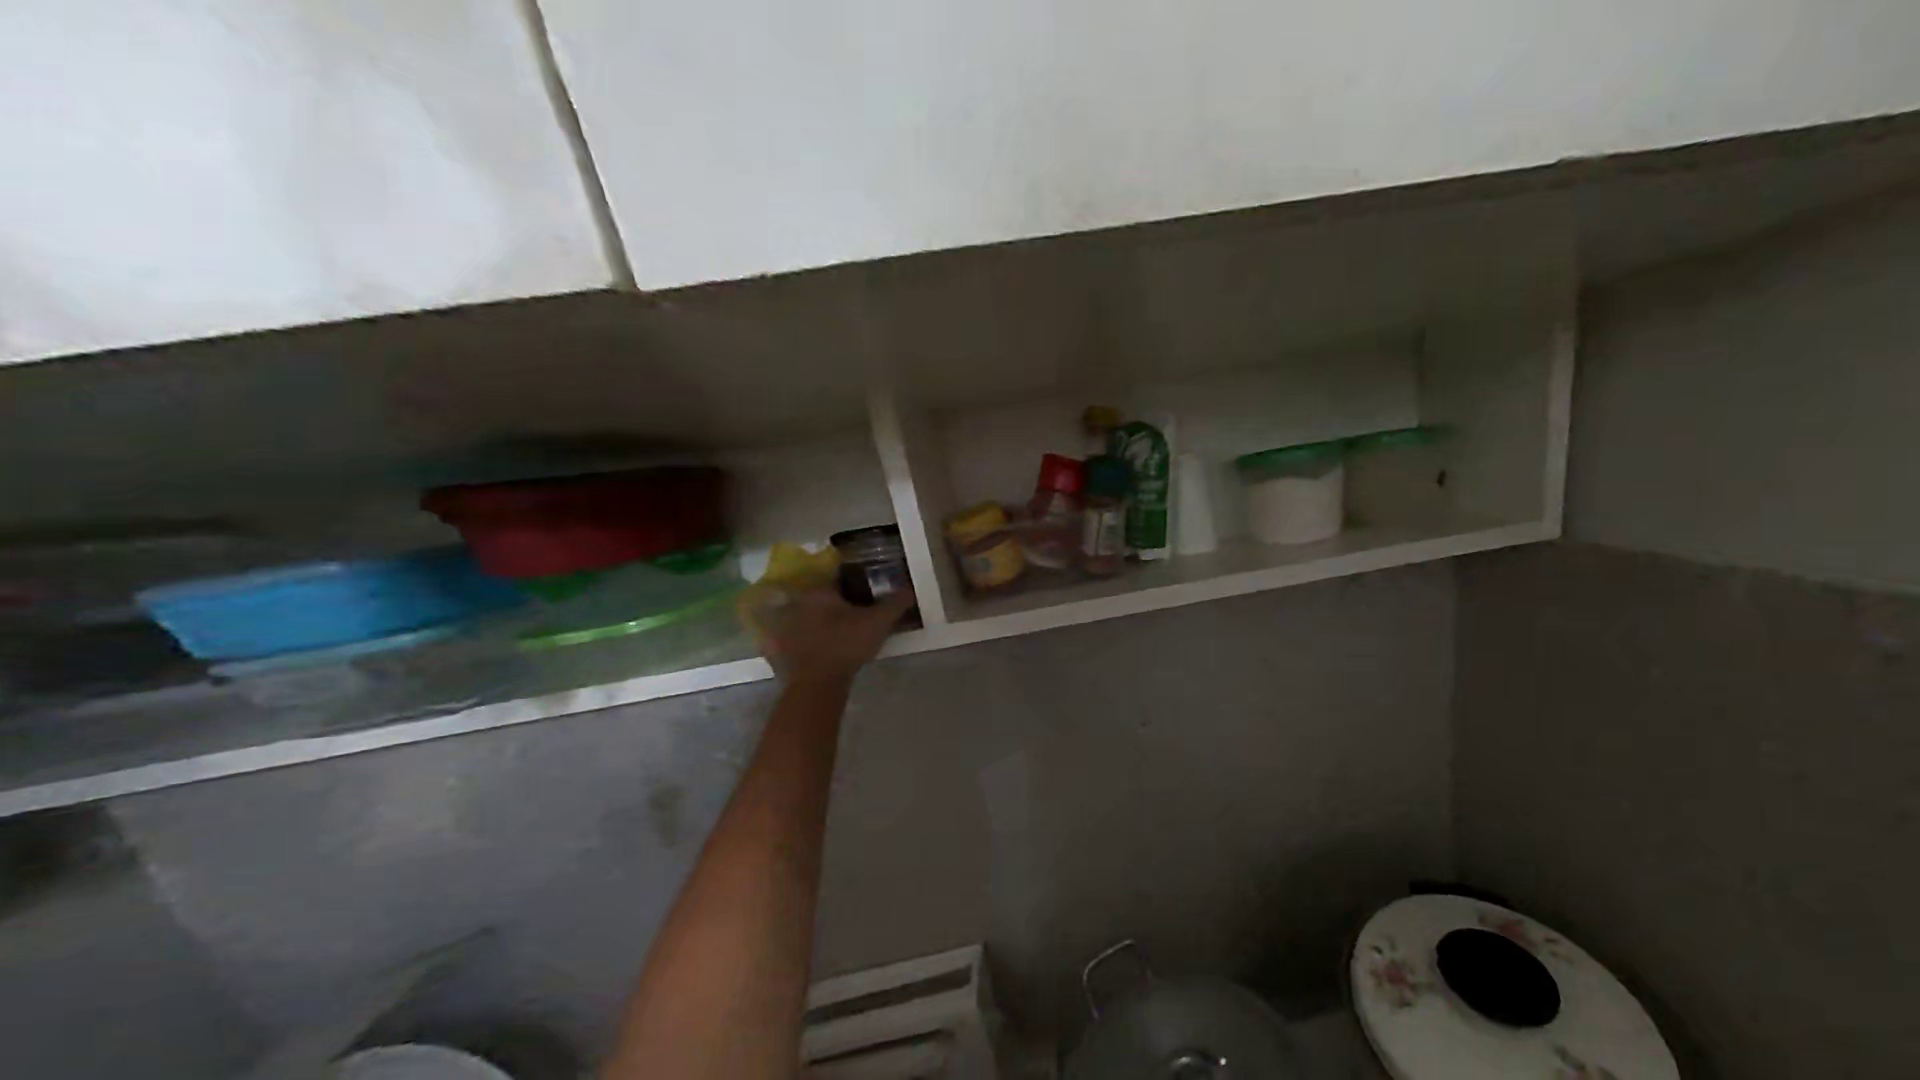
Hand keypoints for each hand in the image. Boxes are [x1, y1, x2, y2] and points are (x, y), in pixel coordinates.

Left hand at [757, 586, 913, 684]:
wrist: (817, 683)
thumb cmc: (846, 644)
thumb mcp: (878, 622)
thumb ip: (894, 604)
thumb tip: (909, 590)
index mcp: (820, 591)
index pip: (838, 577)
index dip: (856, 581)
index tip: (870, 589)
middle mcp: (801, 603)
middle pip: (825, 596)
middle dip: (842, 601)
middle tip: (861, 609)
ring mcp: (790, 626)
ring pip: (814, 616)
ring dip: (828, 620)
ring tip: (848, 628)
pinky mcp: (787, 648)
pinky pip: (806, 636)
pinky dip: (817, 638)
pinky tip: (831, 645)